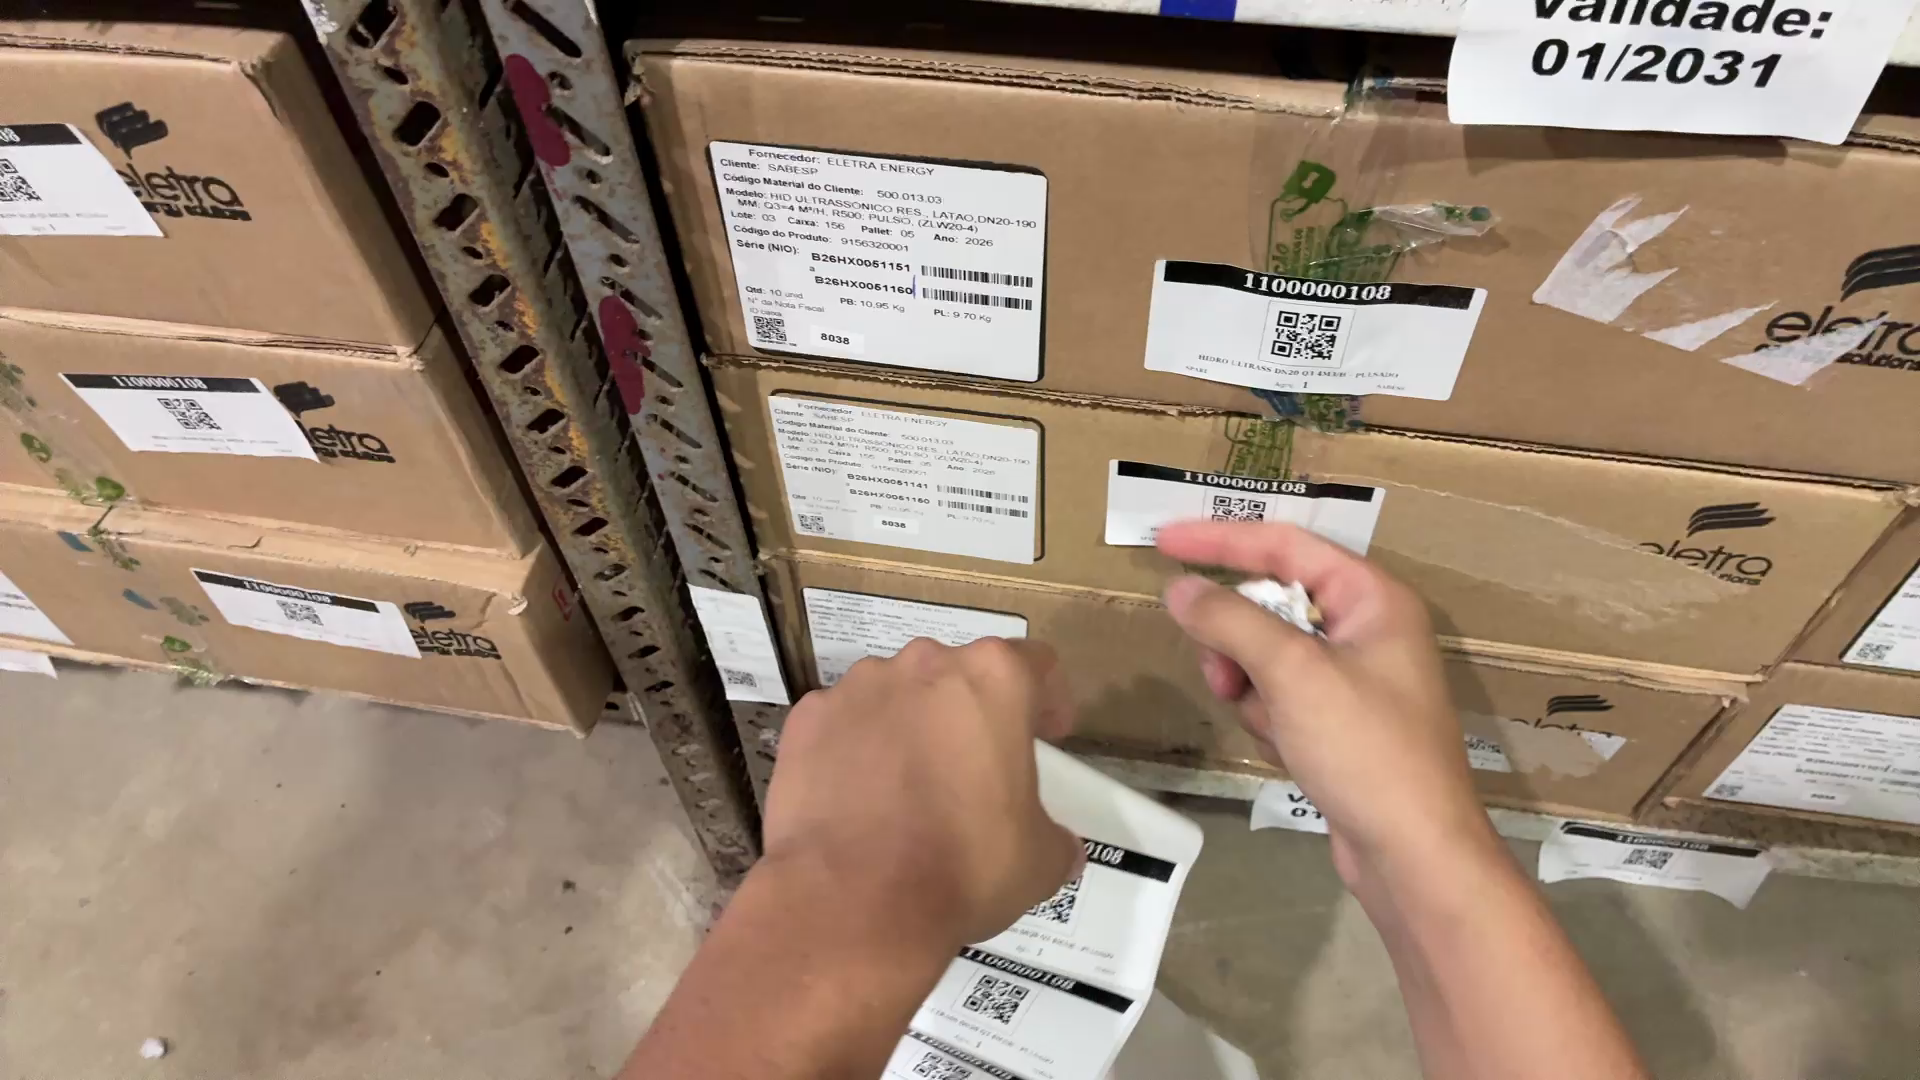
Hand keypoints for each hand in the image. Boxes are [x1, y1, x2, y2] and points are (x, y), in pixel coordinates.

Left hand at [760, 637, 1083, 949]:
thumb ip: (1055, 837)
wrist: (852, 901)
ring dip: (911, 724)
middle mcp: (925, 664)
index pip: (1036, 664)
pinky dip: (856, 746)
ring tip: (908, 786)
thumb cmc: (963, 867)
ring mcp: (859, 685)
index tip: (1046, 733)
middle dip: (971, 712)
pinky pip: (844, 721)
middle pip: (960, 675)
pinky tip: (858, 796)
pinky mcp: (809, 716)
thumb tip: (1059, 848)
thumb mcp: (1039, 860)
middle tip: (974, 768)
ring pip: (899, 692)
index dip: (1048, 698)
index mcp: (992, 678)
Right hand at [1156, 522, 1495, 880]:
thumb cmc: (1365, 750)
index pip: (1283, 544)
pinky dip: (1263, 713)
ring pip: (1261, 650)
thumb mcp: (1292, 673)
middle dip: (1234, 637)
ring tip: (1263, 720)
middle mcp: (1362, 628)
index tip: (1163, 541)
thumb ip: (1229, 620)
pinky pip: (1274, 690)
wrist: (1413, 858)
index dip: (1220, 538)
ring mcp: (1348, 676)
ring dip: (1245, 681)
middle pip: (1266, 601)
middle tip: (1220, 672)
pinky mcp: (1333, 717)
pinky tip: (1283, 746)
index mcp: (1370, 598)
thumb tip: (1178, 587)